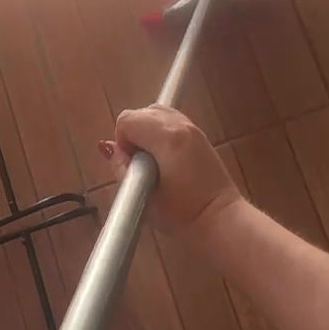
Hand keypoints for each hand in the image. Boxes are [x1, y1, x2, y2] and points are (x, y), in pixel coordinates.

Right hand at [99, 106, 242, 231]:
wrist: (219, 218)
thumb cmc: (181, 215)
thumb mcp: (144, 196)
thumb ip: (123, 168)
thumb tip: (109, 148)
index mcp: (167, 138)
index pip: (128, 119)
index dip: (122, 141)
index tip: (130, 165)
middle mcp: (180, 125)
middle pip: (142, 111)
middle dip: (133, 133)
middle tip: (139, 165)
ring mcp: (192, 127)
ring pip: (157, 112)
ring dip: (147, 131)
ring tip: (151, 160)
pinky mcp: (199, 135)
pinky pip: (171, 120)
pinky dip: (160, 132)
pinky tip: (164, 157)